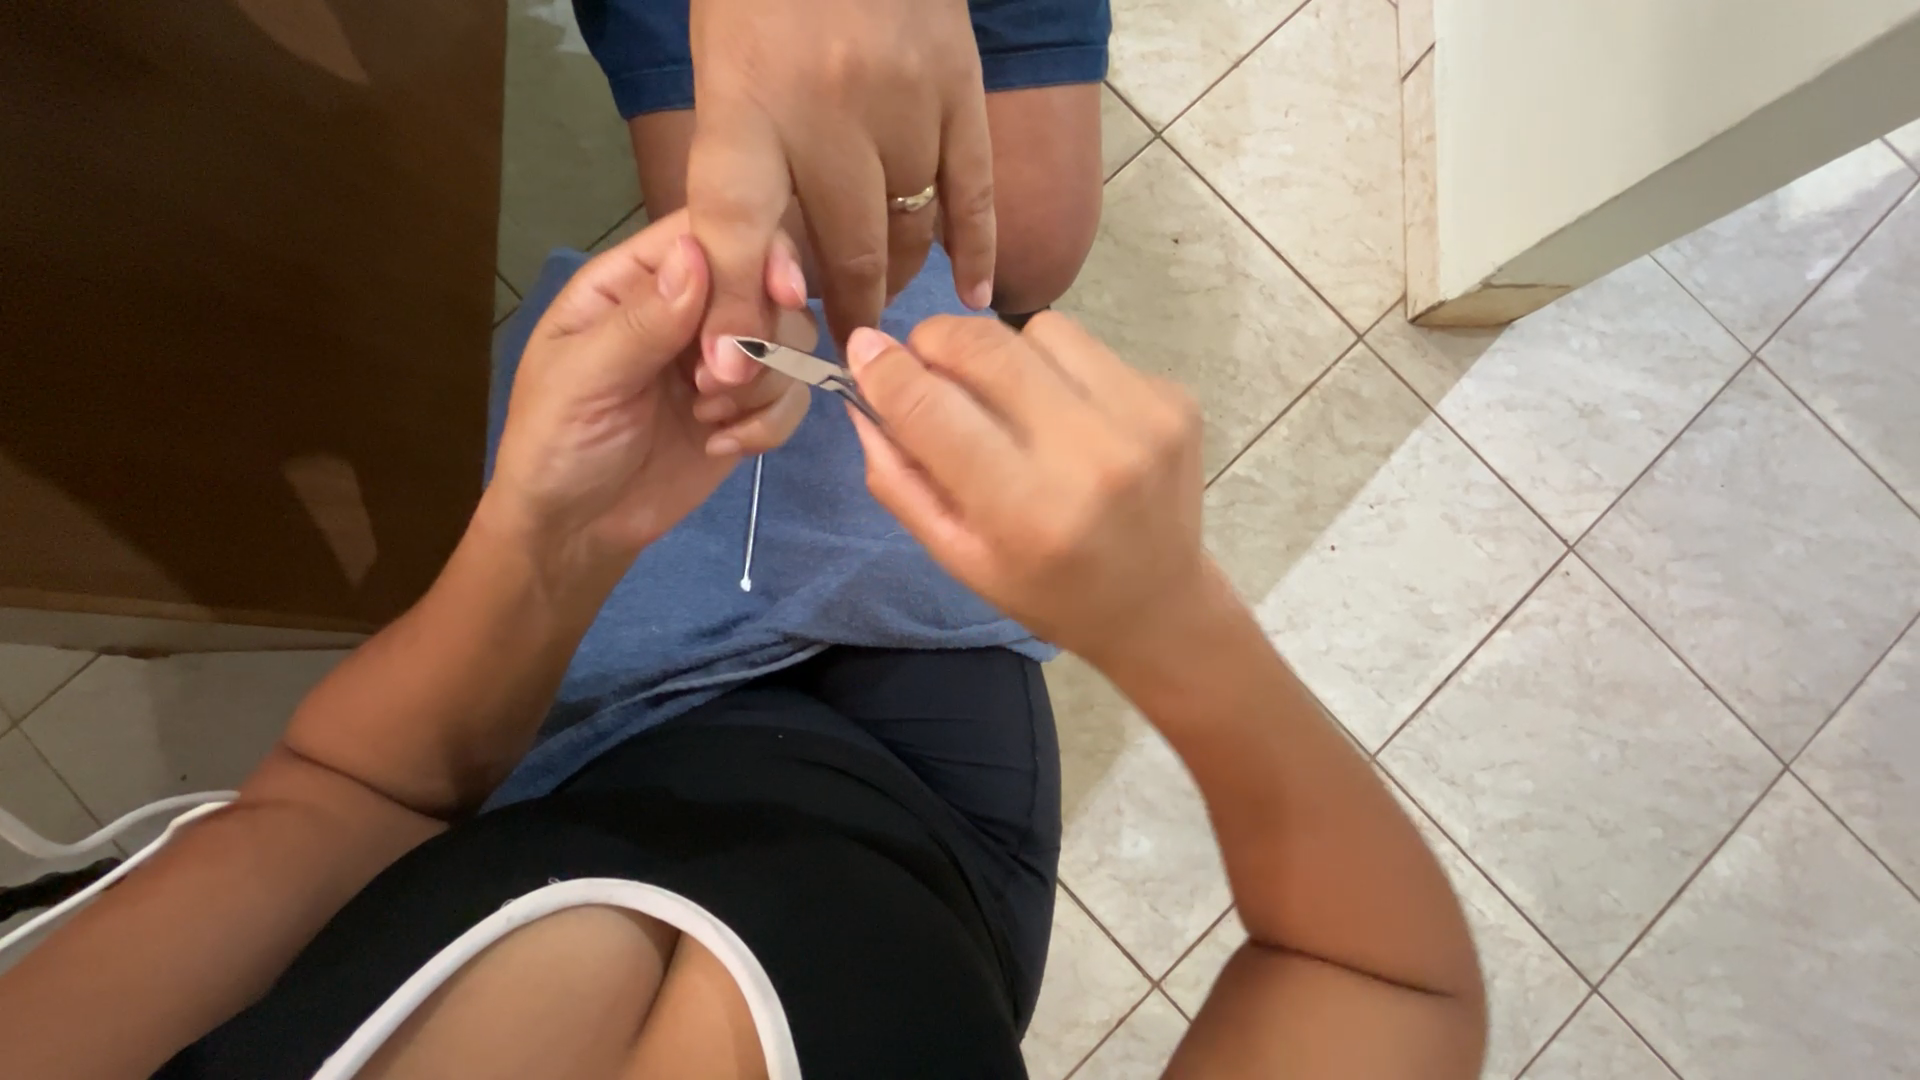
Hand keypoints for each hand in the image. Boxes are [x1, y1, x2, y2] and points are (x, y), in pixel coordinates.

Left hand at [485, 211, 811, 579]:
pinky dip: (769, 426)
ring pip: (790, 344)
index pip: (711, 234)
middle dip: (757, 337)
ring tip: (708, 418)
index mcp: (638, 282)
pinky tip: (722, 445)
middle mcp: (691, 312)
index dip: (755, 251)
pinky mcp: (748, 411)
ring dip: (762, 385)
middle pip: (767, 287)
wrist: (581, 529)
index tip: (780, 293)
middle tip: (713, 385)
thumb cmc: (559, 443)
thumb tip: (697, 254)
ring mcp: (725, 363)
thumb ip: (642, 321)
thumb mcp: (583, 378)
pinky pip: (793, 399)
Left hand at [685, 0, 995, 385]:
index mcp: (744, 99)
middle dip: (842, 313)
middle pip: (842, 252)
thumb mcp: (721, 78)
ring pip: (908, 233)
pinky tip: (973, 294)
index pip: (732, 226)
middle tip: (843, 347)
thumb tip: (767, 295)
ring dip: (895, 281)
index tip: (733, 374)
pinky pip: (975, 195)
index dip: (733, 308)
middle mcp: (826, 107)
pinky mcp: (963, 88)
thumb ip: (740, 181)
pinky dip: (975, 252)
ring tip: (884, 306)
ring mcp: (905, 99)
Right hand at [843, 315, 1212, 667]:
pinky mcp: (1172, 397)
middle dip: (935, 341)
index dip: (886, 372)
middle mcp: (1089, 455)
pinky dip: (1057, 368)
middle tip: (925, 363)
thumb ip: (901, 481)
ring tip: (1009, 400)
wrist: (1158, 604)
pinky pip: (1088, 348)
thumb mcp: (959, 557)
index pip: (934, 410)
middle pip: (985, 345)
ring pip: (1038, 330)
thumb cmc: (1046, 591)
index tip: (863, 352)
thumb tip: (863, 398)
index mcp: (1027, 512)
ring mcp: (1141, 419)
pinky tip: (1066, 415)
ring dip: (1003, 353)